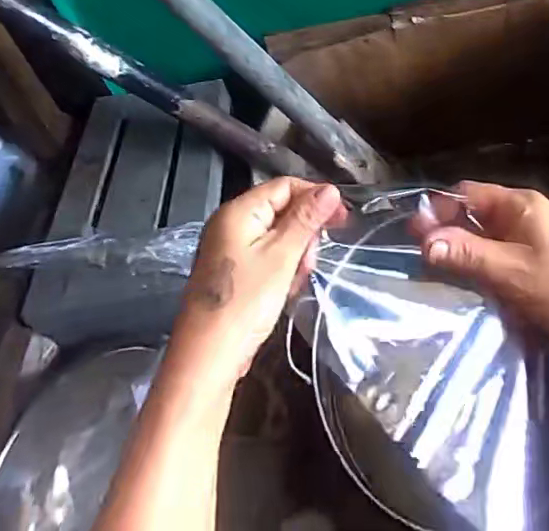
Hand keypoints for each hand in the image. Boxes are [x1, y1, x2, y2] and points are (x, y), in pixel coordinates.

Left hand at [169, 177, 344, 385]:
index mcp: (238, 212)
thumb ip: (306, 220)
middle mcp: (229, 224)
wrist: (205, 361)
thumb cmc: (244, 304)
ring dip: (295, 254)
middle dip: (304, 232)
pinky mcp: (232, 274)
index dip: (315, 196)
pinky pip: (266, 258)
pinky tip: (284, 291)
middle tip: (310, 261)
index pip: (284, 186)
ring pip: (277, 237)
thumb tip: (331, 189)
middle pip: (281, 209)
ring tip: (295, 281)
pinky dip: (281, 270)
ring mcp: (229, 250)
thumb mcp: (282, 257)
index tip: (342, 219)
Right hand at [413, 181, 548, 371]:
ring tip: (433, 270)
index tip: (412, 231)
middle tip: (417, 254)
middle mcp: (525, 216)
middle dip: (447, 231)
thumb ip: (467, 253)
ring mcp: (532, 241)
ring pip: (484, 238)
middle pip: (475, 214)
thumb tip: (423, 241)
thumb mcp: (510, 272)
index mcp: (522, 204)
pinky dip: (479, 267)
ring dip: (461, 251)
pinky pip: (497, 258)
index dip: (439, 208)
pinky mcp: (535, 266)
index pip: (468, 193)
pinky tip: (465, 284)